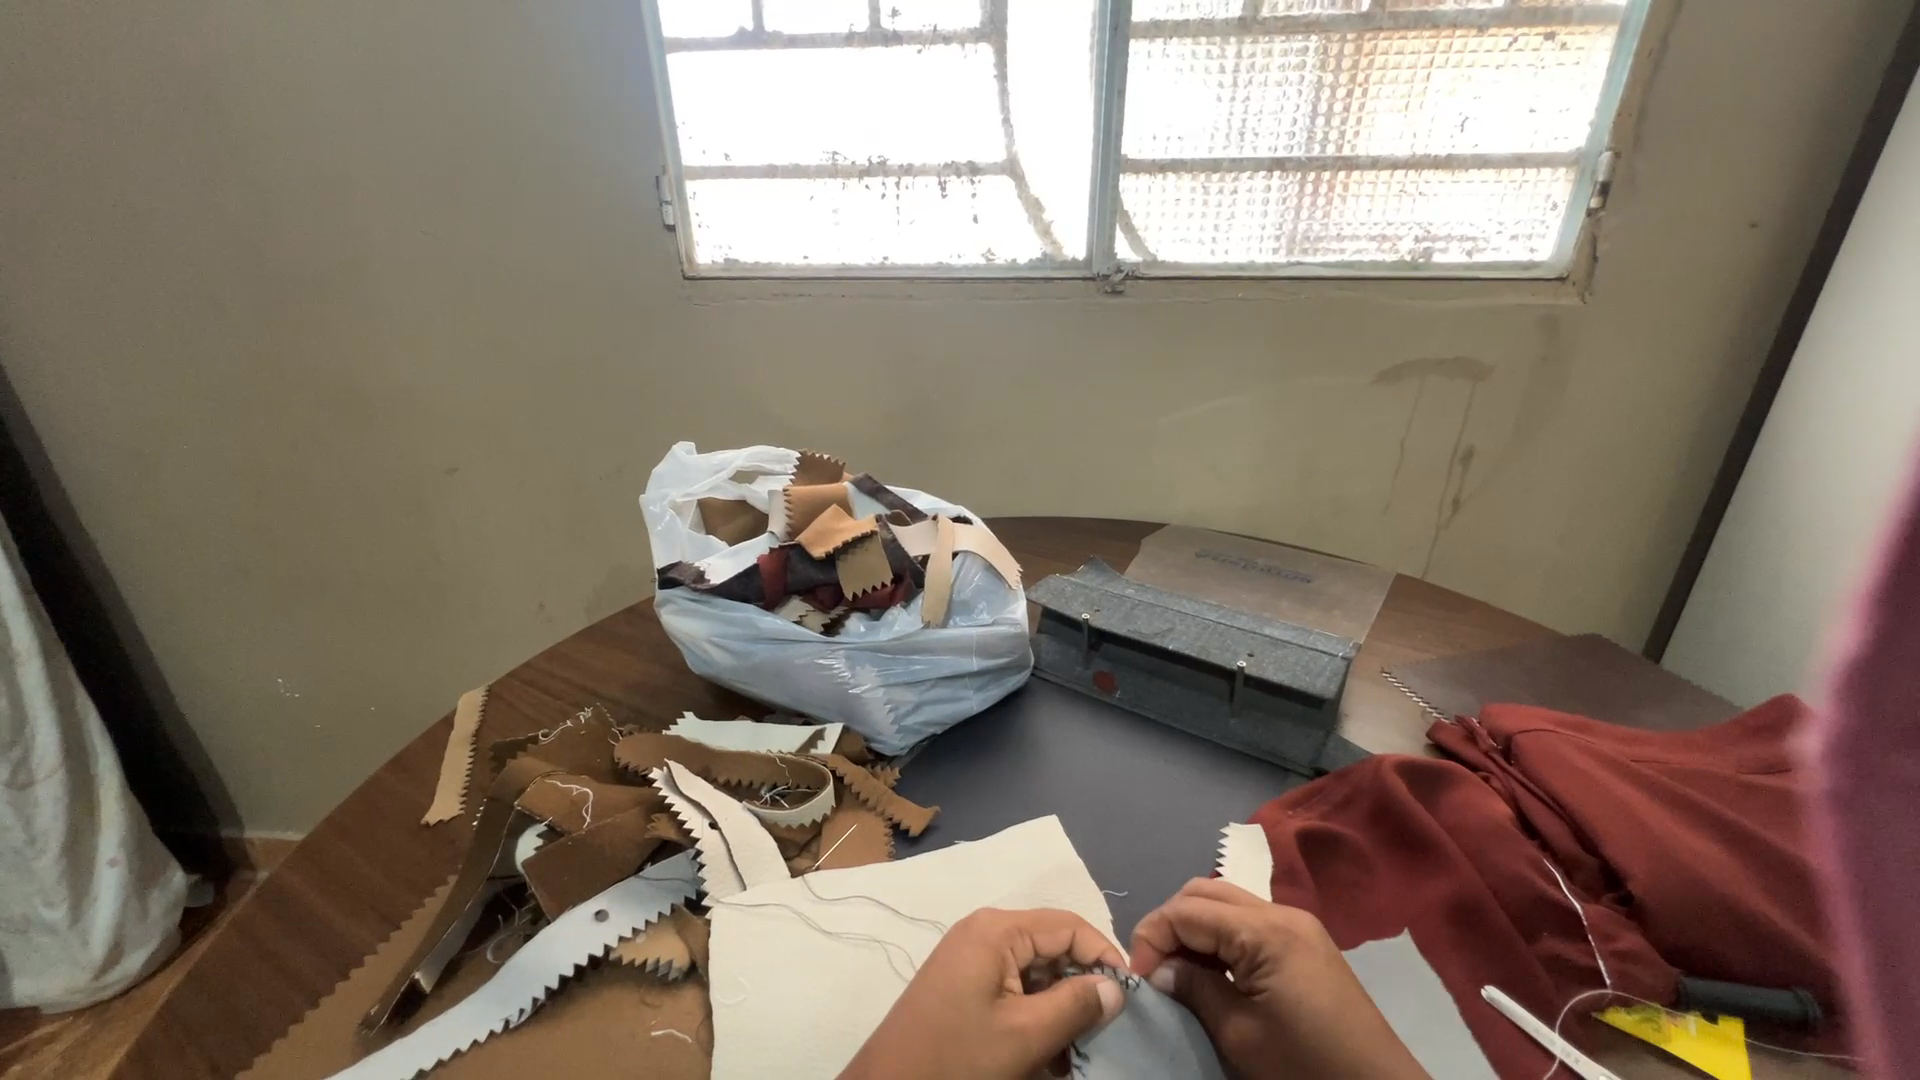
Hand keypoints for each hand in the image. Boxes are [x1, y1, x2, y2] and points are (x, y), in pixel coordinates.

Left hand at [839, 907, 1127, 1079]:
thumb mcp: (1024, 1036)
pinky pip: (1014, 992)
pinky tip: (1049, 1058)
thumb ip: (1076, 1006)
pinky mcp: (964, 988)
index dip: (1104, 956)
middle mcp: (985, 934)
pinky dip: (1036, 1019)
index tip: (1131, 1000)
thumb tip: (1117, 988)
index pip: (1068, 925)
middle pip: (1053, 947)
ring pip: (1036, 974)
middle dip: (1082, 988)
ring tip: (1078, 1053)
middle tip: (1106, 1032)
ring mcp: (972, 960)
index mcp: (998, 930)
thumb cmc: (958, 1058)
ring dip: (1060, 1010)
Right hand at [1130, 879, 1428, 1079]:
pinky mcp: (1306, 943)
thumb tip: (1158, 970)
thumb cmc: (1307, 1068)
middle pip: (1204, 892)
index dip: (1152, 936)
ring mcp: (1297, 925)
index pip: (1186, 910)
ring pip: (1225, 902)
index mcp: (1264, 930)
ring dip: (1194, 928)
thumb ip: (1194, 991)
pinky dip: (1220, 937)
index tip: (1136, 975)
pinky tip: (1213, 972)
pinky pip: (1248, 921)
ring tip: (1179, 972)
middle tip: (1155, 968)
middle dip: (1171, 923)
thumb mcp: (1240, 1036)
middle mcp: (1280, 912)